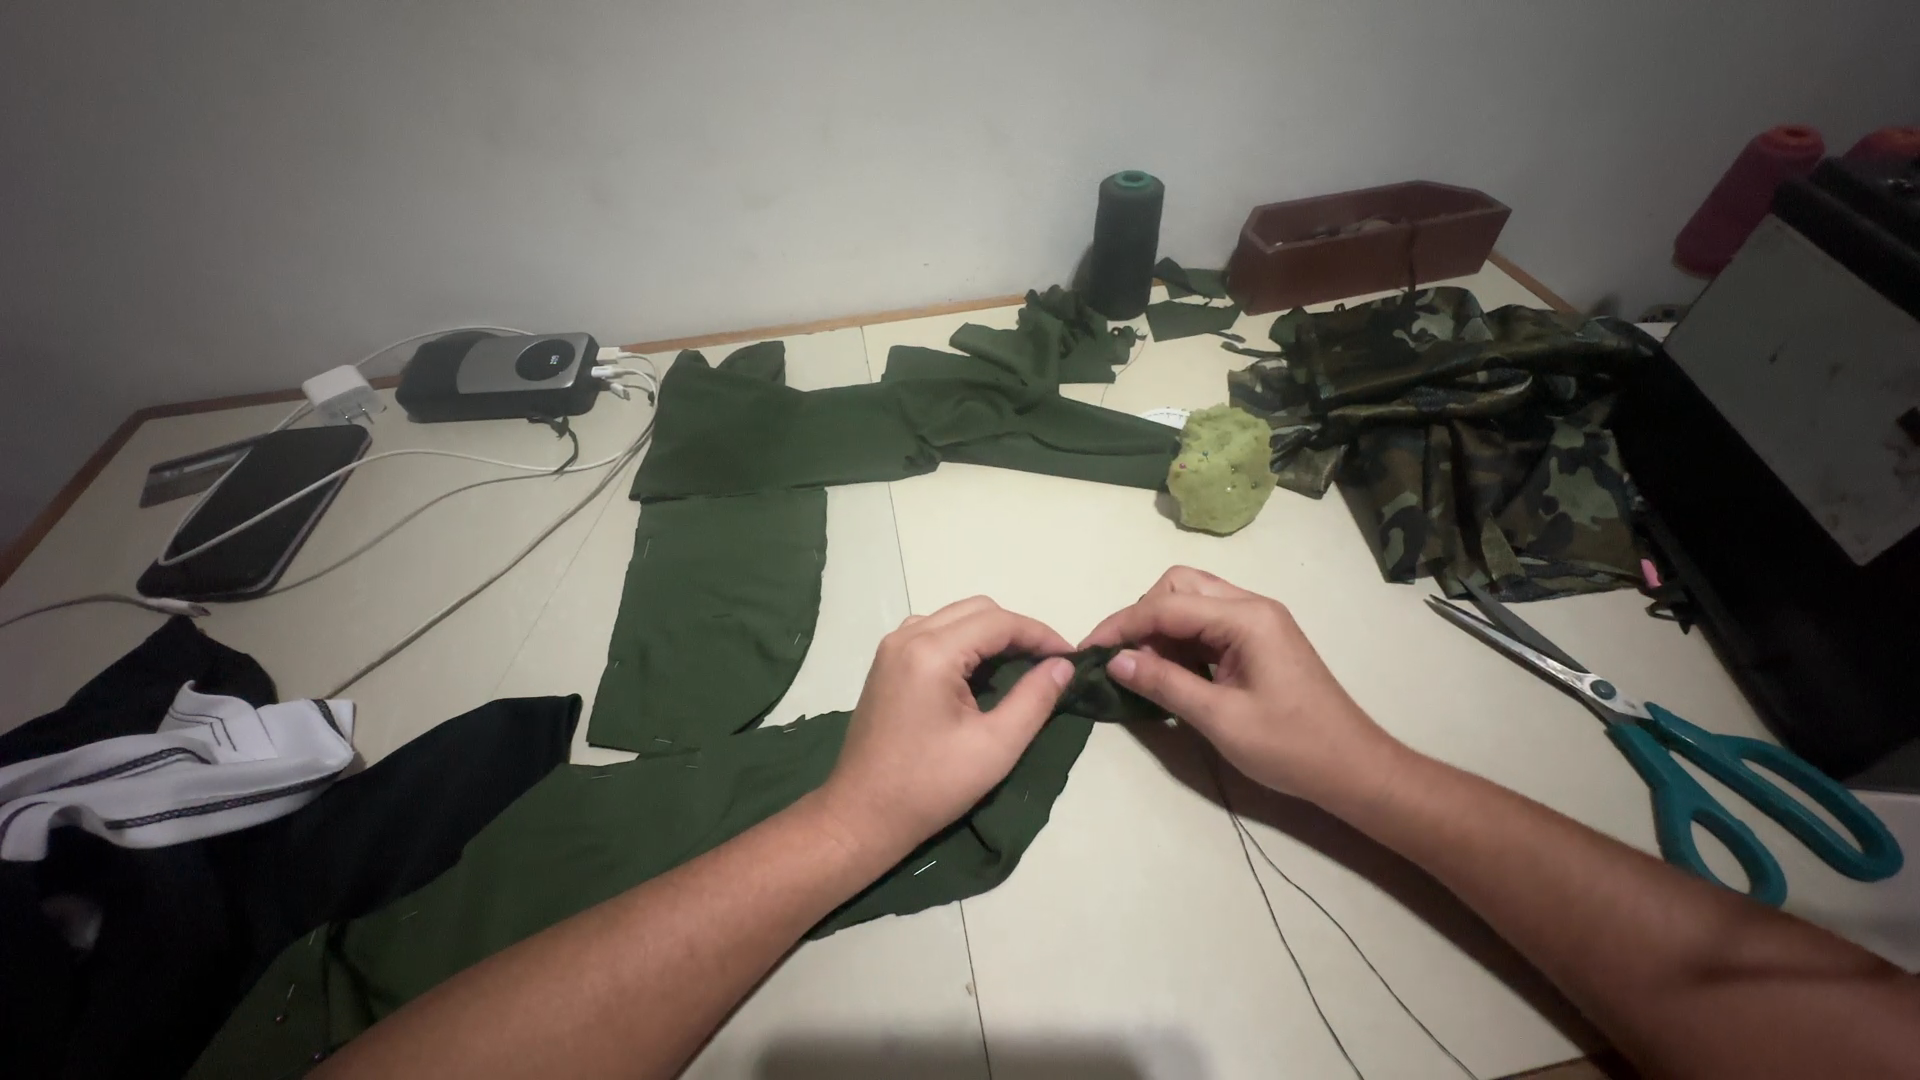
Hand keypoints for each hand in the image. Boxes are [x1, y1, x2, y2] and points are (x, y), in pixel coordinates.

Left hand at [816, 597, 1073, 861]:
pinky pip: (934, 632)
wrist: (862, 814)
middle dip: (1017, 630)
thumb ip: (1034, 699)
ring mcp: (892, 647)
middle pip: (976, 610)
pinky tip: (982, 673)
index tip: (1071, 657)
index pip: (998, 621)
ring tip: (1020, 666)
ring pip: (954, 617)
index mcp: (931, 652)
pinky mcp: (886, 663)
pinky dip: (965, 641)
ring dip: (990, 634)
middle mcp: (907, 636)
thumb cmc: (930, 786)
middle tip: (1047, 664)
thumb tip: (1062, 665)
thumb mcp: (995, 746)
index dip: (1040, 634)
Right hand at [1080, 566, 1404, 806]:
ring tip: (1143, 668)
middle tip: (1124, 658)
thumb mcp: (1219, 719)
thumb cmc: (1290, 746)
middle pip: (1178, 586)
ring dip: (1160, 627)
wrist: (1353, 768)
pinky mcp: (1257, 639)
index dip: (1122, 625)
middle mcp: (1251, 607)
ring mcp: (1256, 621)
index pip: (1166, 605)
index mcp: (1246, 618)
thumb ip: (1164, 684)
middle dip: (1142, 615)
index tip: (1088, 649)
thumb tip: (1115, 661)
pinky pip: (1206, 623)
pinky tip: (1169, 671)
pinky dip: (1180, 640)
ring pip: (1191, 601)